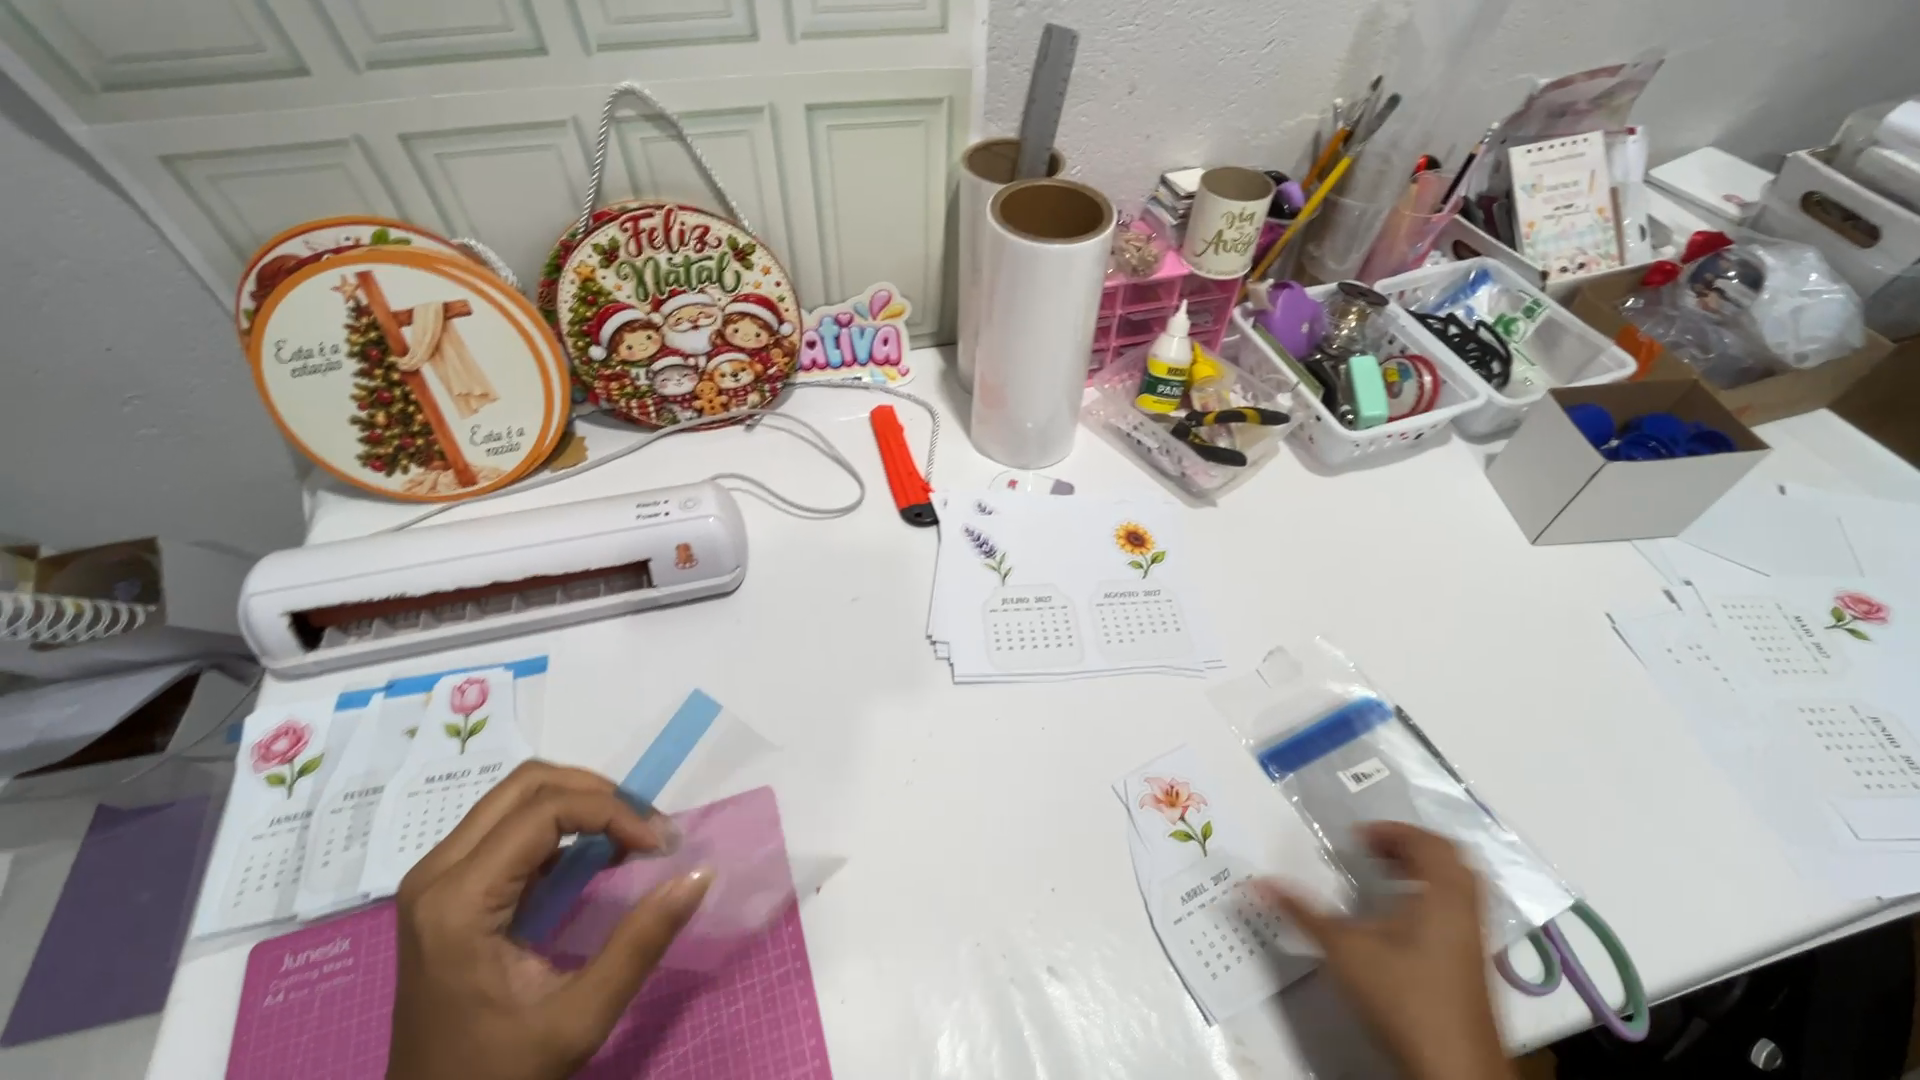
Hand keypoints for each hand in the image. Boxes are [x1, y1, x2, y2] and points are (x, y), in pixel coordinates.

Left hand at [388, 762, 712, 1079]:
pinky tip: (595, 860)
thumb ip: (641, 941)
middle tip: (647, 828)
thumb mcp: (581, 1016)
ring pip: (516, 797)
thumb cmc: (500, 1074)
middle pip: (526, 785)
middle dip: (598, 792)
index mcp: (459, 901)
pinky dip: (560, 826)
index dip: (613, 812)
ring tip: (629, 839)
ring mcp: (435, 879)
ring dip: (581, 803)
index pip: (545, 810)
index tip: (661, 844)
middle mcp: (436, 873)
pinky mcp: (446, 889)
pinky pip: (507, 827)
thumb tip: (699, 874)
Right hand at [1261, 822, 1514, 1079]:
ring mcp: (1476, 940)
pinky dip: (1431, 900)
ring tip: (1383, 880)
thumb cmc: (1401, 996)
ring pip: (1458, 887)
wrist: (1453, 1069)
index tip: (1356, 838)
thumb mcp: (1342, 949)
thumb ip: (1300, 912)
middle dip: (1410, 848)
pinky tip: (1398, 923)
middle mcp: (1465, 910)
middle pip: (1449, 859)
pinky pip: (1458, 912)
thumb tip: (1255, 882)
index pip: (1427, 842)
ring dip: (1422, 873)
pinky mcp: (1474, 966)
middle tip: (1372, 851)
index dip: (1392, 832)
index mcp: (1442, 895)